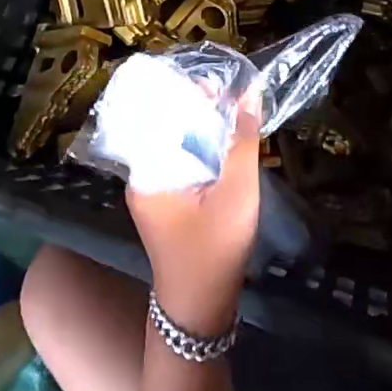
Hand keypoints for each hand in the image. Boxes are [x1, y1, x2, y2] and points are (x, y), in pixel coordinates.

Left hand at [126, 94, 261, 335]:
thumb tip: (249, 92)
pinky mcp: (166, 201)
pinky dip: (200, 149)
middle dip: (194, 108)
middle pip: (164, 128)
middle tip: (227, 94)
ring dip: (200, 128)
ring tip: (229, 111)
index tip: (213, 82)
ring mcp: (153, 190)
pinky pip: (180, 162)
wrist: (200, 308)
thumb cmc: (214, 250)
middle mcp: (142, 176)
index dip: (182, 93)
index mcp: (146, 171)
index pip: (155, 116)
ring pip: (175, 145)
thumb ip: (242, 141)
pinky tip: (223, 143)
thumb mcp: (237, 192)